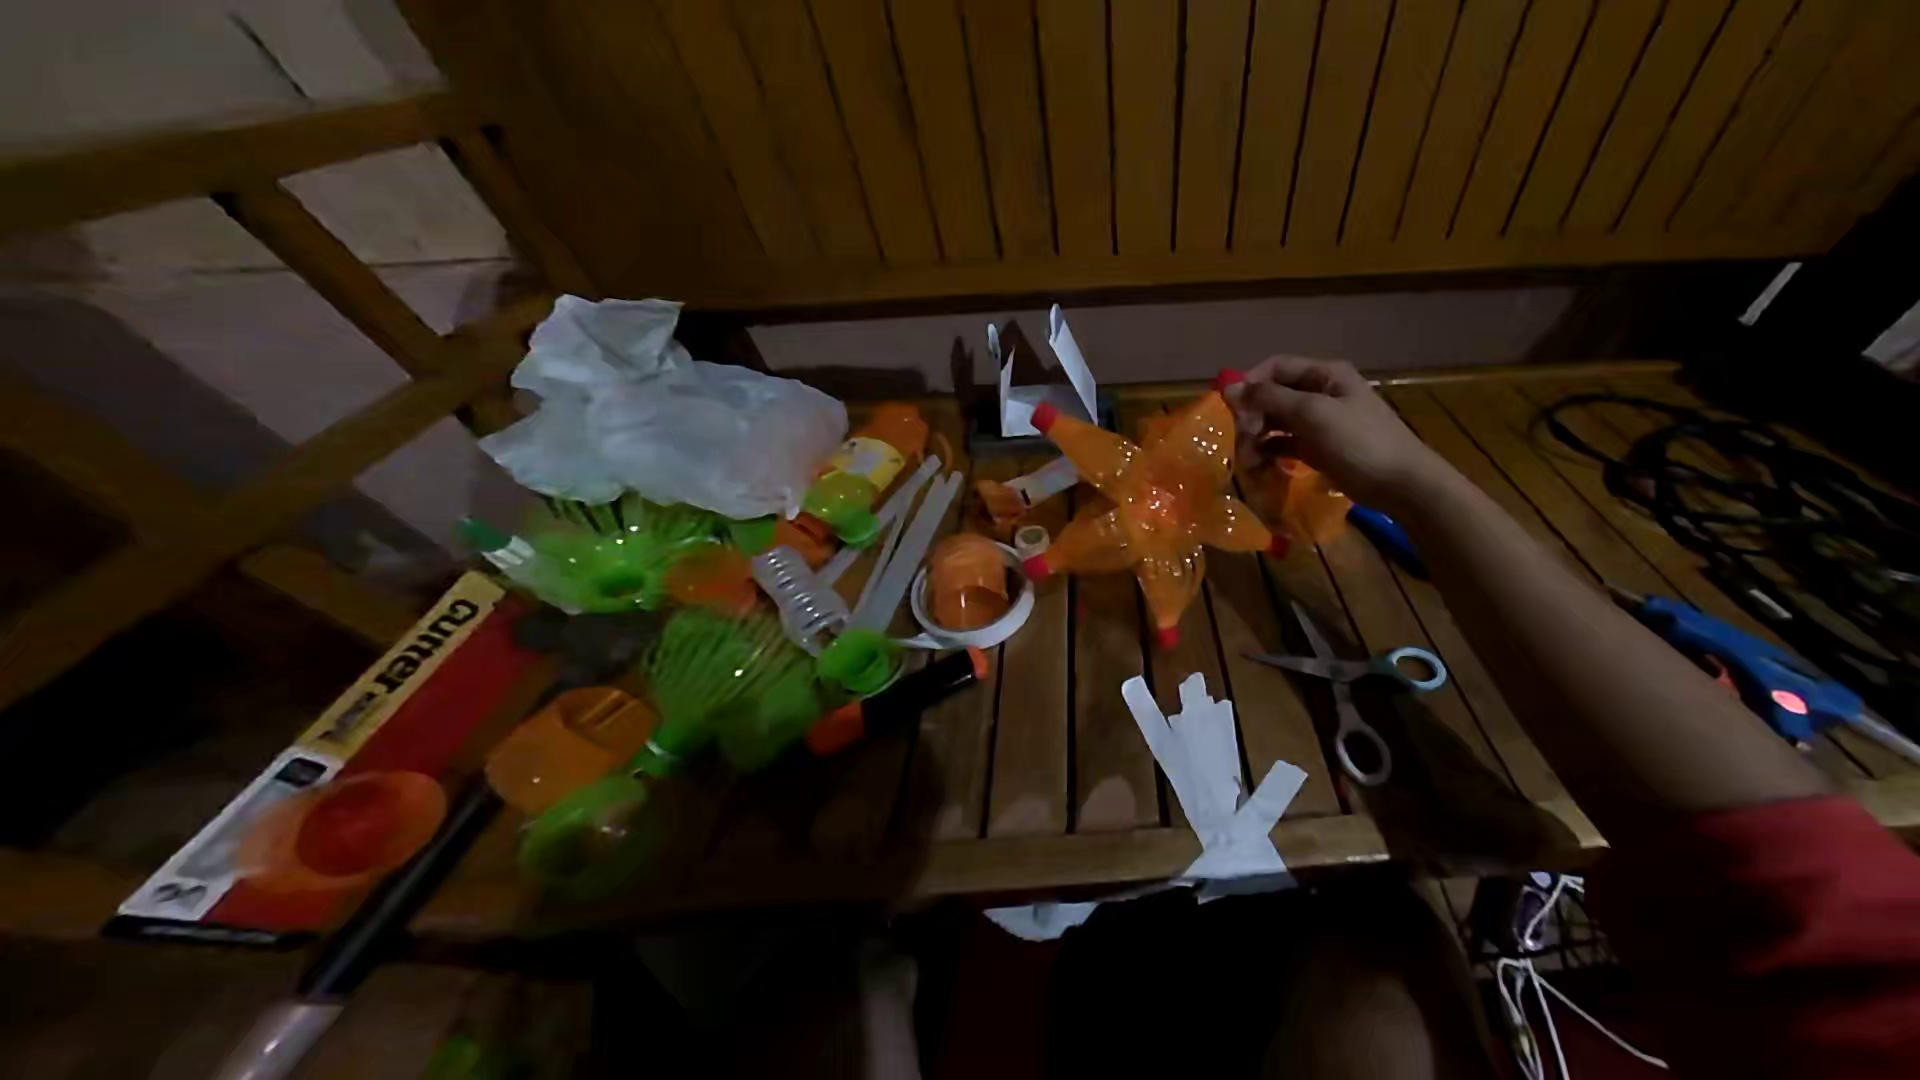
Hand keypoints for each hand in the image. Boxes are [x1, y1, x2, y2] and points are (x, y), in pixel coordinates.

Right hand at [1225, 356, 1446, 507]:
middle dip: (1251, 413)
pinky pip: (1282, 443)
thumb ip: (1270, 399)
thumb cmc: (1359, 441)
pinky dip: (1267, 451)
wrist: (1399, 483)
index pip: (1275, 367)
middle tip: (1242, 437)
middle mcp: (1319, 392)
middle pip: (1272, 394)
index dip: (1249, 383)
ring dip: (1255, 435)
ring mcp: (1317, 421)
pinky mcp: (1315, 446)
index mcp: (1324, 375)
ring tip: (1247, 457)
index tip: (1230, 408)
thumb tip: (1229, 388)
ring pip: (1274, 420)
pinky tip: (1258, 464)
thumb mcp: (1313, 413)